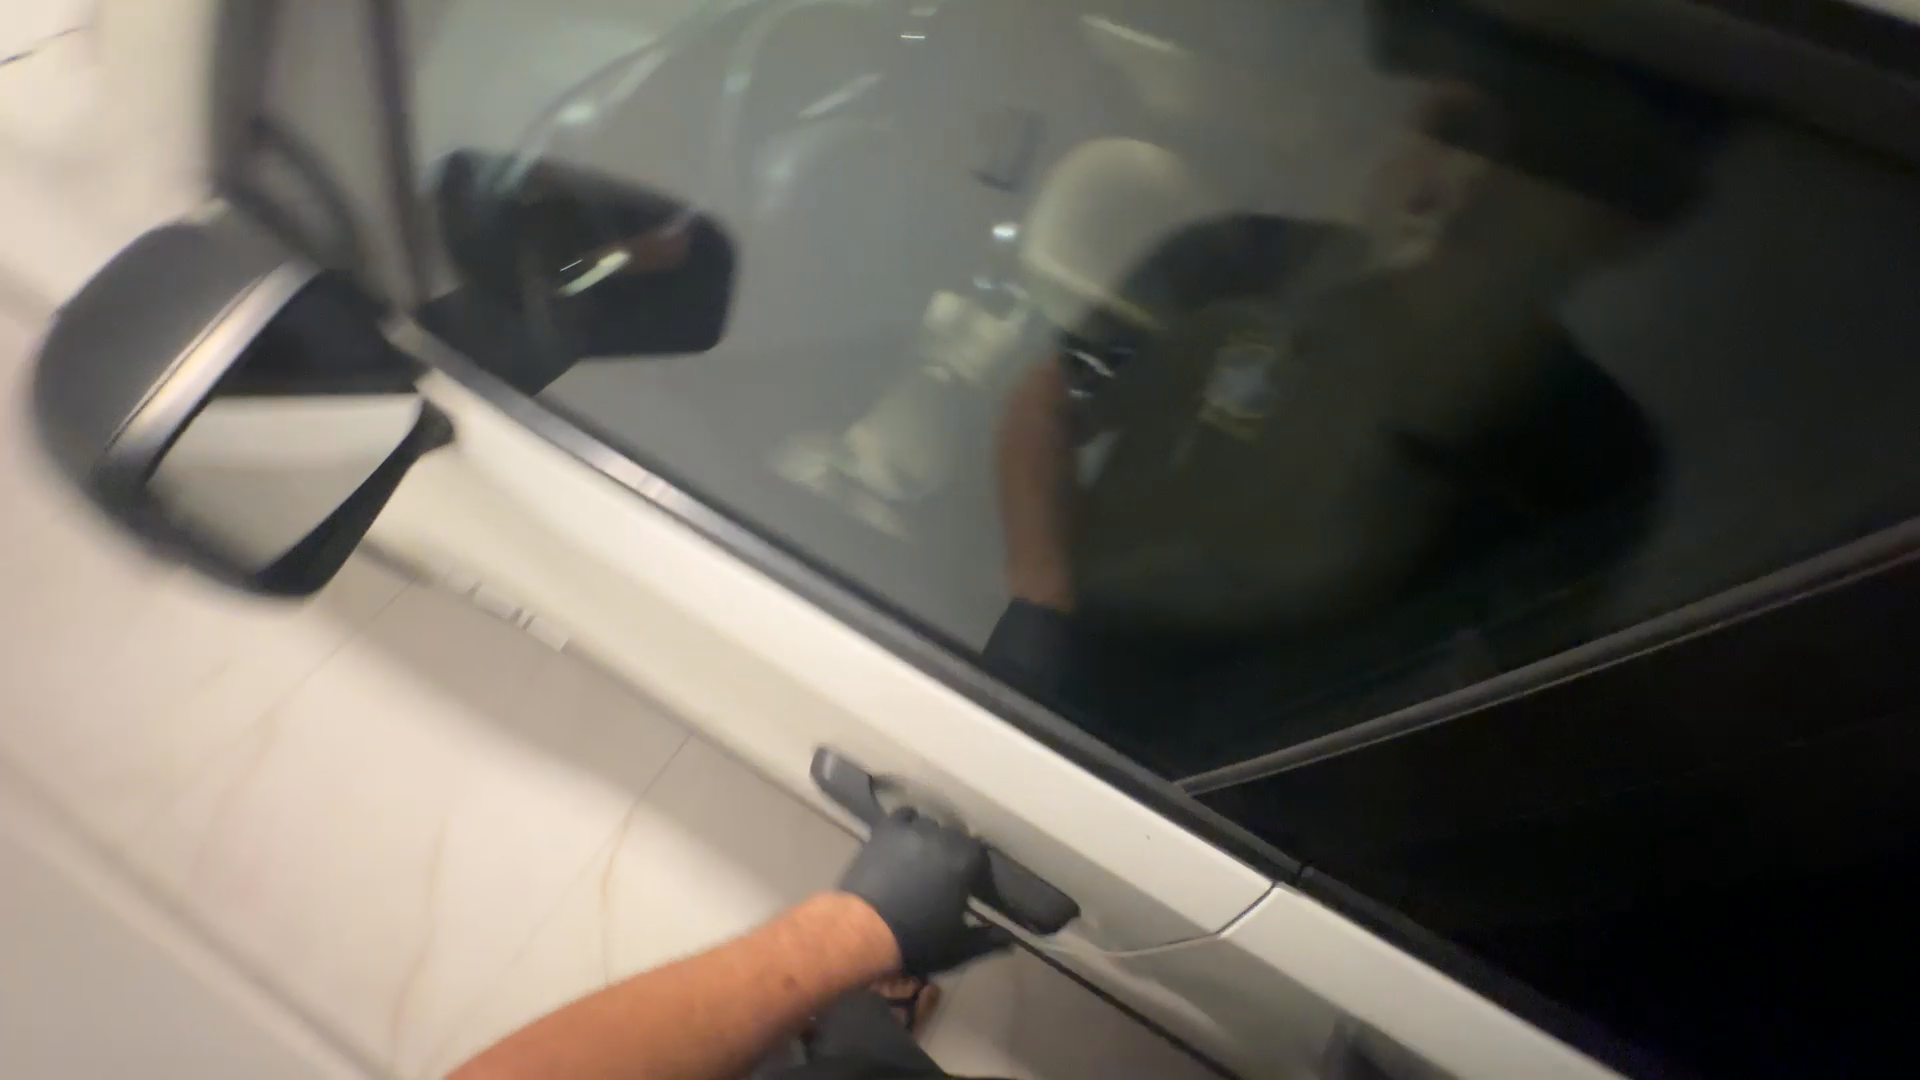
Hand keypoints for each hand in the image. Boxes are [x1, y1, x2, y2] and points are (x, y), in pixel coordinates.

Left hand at [837, 809, 1014, 975]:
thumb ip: (987, 939)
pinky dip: (907, 823)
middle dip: (953, 852)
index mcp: (964, 861)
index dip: (974, 868)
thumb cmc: (916, 938)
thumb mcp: (957, 946)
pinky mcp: (887, 828)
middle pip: (955, 836)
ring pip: (930, 824)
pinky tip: (904, 838)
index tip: (969, 884)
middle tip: (944, 874)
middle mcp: (942, 837)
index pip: (979, 854)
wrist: (865, 929)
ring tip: (922, 856)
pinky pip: (904, 816)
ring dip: (930, 838)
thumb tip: (1011, 938)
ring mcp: (913, 829)